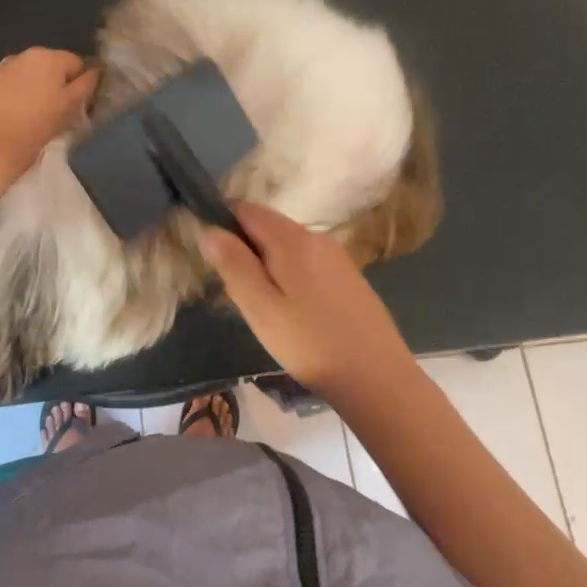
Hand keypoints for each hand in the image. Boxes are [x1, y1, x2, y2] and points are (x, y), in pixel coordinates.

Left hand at [0, 48, 100, 173]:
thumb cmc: (36, 125)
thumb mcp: (68, 106)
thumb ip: (85, 85)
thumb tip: (96, 71)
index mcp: (47, 57)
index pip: (76, 63)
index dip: (80, 83)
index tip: (76, 104)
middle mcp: (22, 55)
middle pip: (50, 66)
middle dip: (56, 84)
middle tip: (56, 110)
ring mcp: (0, 69)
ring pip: (28, 76)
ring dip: (34, 89)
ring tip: (33, 115)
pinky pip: (8, 86)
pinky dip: (14, 96)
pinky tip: (12, 116)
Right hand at [201, 202, 414, 395]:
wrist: (377, 378)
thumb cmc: (310, 343)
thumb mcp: (260, 308)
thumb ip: (233, 264)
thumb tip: (209, 229)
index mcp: (292, 239)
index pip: (246, 209)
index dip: (223, 226)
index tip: (216, 262)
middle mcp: (317, 237)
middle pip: (267, 227)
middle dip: (245, 251)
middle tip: (239, 296)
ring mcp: (337, 257)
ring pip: (287, 248)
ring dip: (267, 268)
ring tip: (265, 311)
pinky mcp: (349, 278)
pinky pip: (307, 264)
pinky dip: (290, 279)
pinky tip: (295, 316)